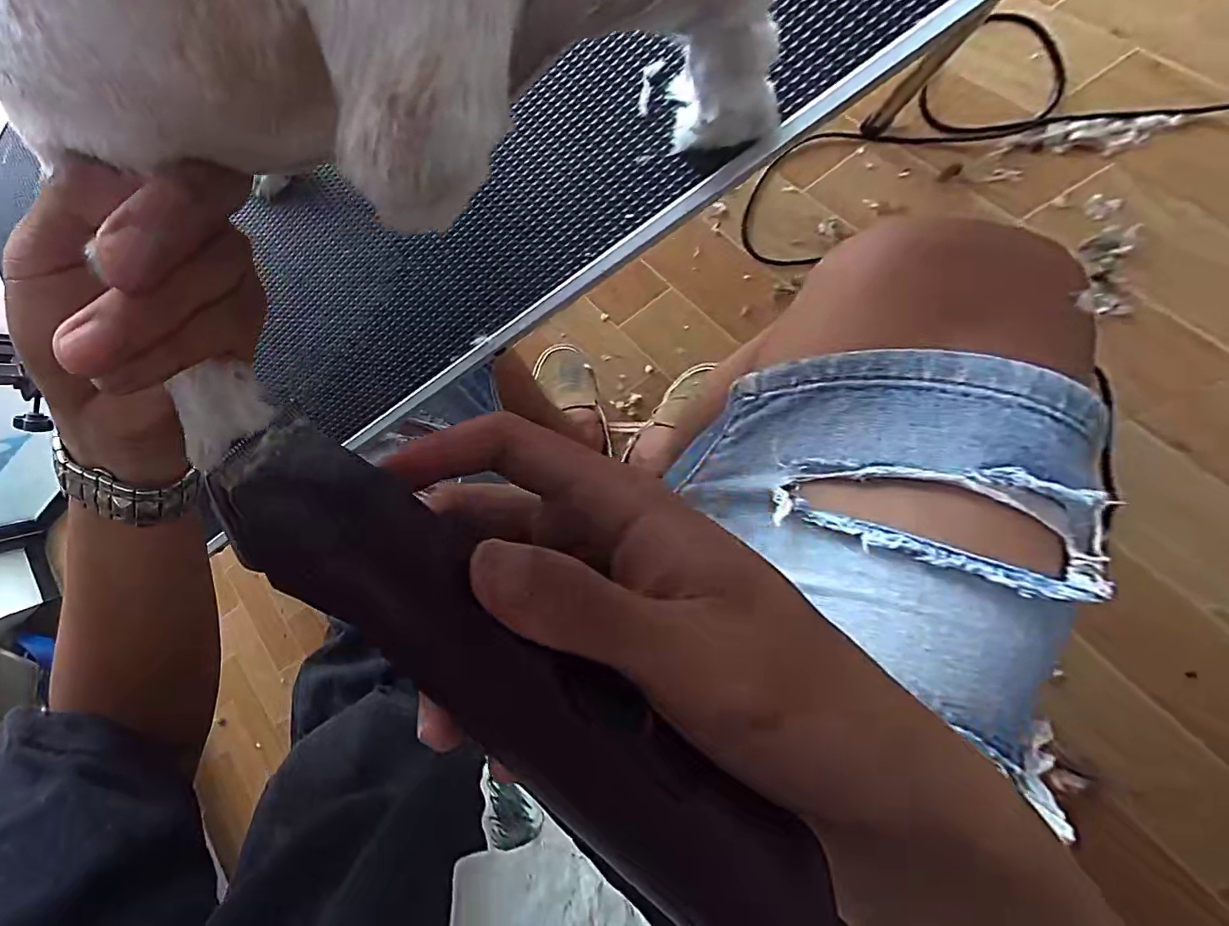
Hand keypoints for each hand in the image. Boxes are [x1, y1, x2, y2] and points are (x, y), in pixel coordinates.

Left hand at [3, 158, 262, 485]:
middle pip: (207, 186)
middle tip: (115, 274)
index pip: (164, 149)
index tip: (104, 244)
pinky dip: (171, 348)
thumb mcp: (34, 259)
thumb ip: (67, 200)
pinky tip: (126, 376)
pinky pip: (229, 315)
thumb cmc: (61, 332)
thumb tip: (119, 175)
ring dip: (143, 315)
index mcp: (137, 190)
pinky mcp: (247, 317)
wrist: (94, 417)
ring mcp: (227, 265)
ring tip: (88, 358)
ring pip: (217, 259)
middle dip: (159, 231)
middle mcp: (192, 217)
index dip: (142, 189)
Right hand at [385, 413, 1035, 842]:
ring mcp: (594, 604)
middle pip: (493, 526)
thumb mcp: (691, 657)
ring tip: (434, 708)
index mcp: (625, 514)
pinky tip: (481, 735)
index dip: (448, 449)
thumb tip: (476, 565)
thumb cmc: (799, 708)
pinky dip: (492, 685)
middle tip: (388, 610)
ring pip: (499, 598)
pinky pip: (522, 651)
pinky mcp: (594, 657)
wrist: (875, 810)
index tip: (384, 480)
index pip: (520, 450)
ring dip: (459, 639)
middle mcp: (598, 547)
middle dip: (436, 562)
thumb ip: (583, 608)